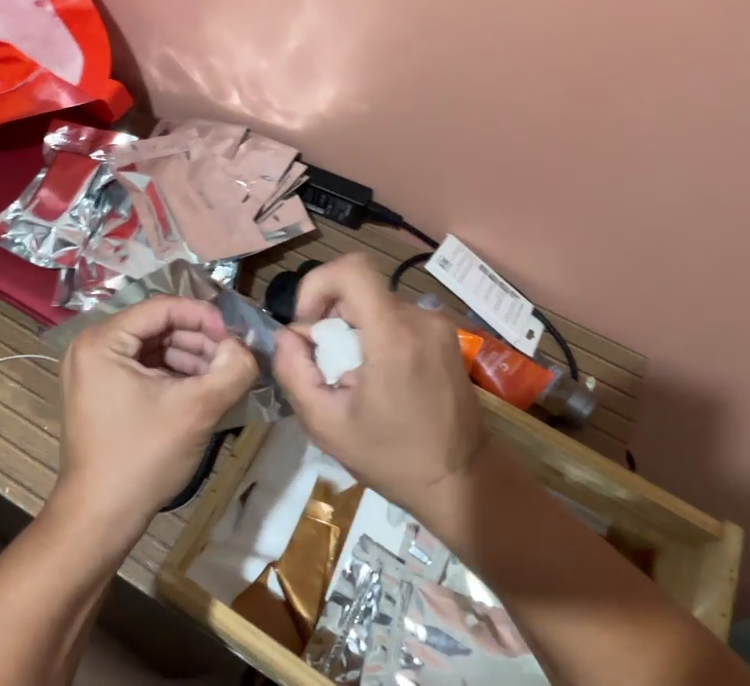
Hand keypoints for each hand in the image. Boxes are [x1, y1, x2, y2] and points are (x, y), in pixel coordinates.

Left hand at [52, 296, 258, 537]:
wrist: (100, 517)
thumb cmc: (142, 458)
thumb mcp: (196, 410)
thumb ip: (232, 370)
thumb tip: (248, 348)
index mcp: (101, 341)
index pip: (161, 307)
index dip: (203, 316)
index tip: (235, 336)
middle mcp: (91, 347)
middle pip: (157, 326)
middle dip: (199, 341)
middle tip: (233, 360)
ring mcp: (92, 371)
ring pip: (153, 348)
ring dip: (190, 359)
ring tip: (222, 379)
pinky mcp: (101, 393)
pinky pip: (143, 369)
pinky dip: (173, 376)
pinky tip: (201, 392)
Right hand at [271, 254, 491, 525]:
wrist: (462, 480)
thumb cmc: (392, 458)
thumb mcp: (326, 425)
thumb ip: (294, 372)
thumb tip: (287, 335)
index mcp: (393, 335)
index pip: (351, 269)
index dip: (318, 284)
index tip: (310, 326)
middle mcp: (420, 318)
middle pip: (359, 292)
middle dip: (332, 321)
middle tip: (328, 368)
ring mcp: (438, 324)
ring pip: (376, 305)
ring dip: (354, 332)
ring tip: (354, 380)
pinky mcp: (445, 335)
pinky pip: (396, 319)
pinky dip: (376, 337)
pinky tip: (378, 379)